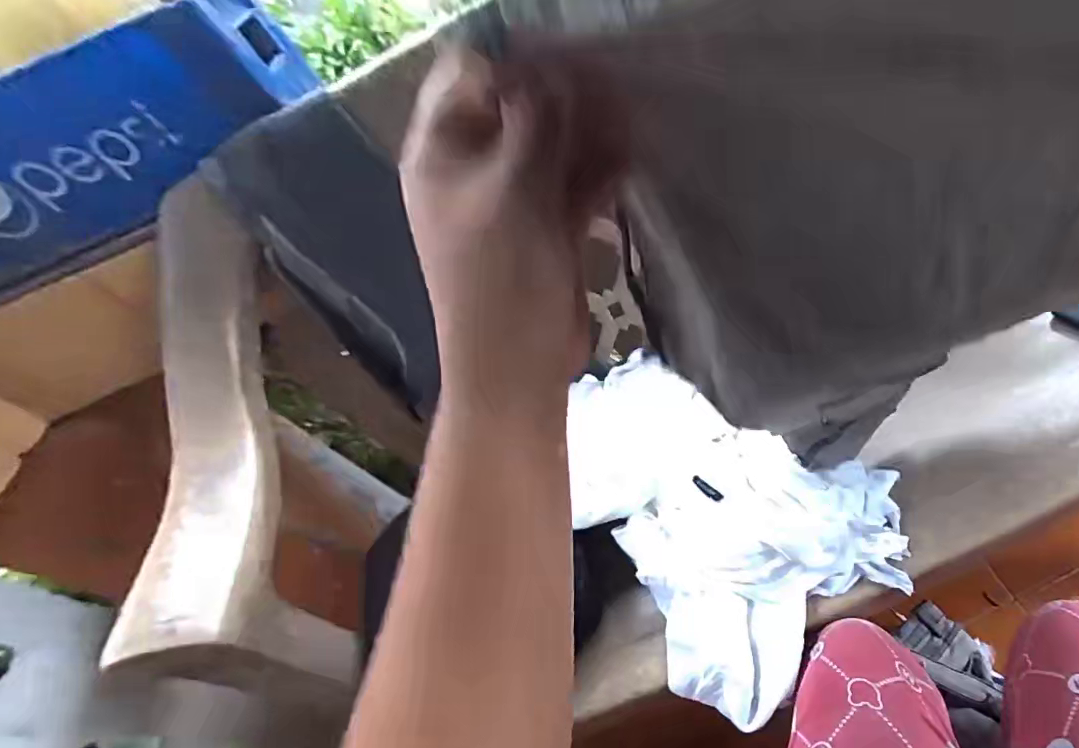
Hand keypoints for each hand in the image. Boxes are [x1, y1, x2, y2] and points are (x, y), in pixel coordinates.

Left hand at [400, 45, 627, 411]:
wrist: (517, 363)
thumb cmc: (502, 281)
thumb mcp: (512, 196)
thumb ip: (534, 132)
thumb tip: (554, 73)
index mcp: (444, 149)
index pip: (475, 77)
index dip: (521, 59)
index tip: (575, 53)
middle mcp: (477, 167)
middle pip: (521, 113)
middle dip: (566, 97)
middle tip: (618, 84)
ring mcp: (517, 202)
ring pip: (554, 153)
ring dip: (590, 136)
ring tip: (634, 116)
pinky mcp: (551, 233)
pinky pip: (574, 191)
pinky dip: (599, 176)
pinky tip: (630, 160)